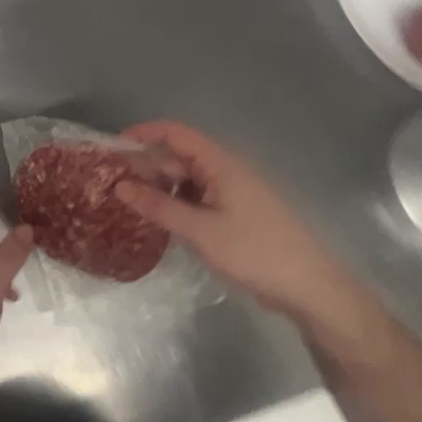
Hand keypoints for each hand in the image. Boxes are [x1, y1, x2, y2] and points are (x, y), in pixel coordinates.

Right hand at [115, 121, 363, 325]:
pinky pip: (199, 198)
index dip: (143, 134)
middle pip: (179, 156)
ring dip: (160, 187)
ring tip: (129, 204)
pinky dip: (177, 204)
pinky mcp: (237, 214)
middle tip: (112, 183)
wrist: (310, 288)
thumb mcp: (199, 230)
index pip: (176, 133)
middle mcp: (227, 171)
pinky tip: (160, 222)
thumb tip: (119, 185)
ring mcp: (234, 193)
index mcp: (221, 164)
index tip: (112, 148)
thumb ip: (157, 206)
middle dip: (146, 165)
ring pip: (188, 180)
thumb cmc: (254, 252)